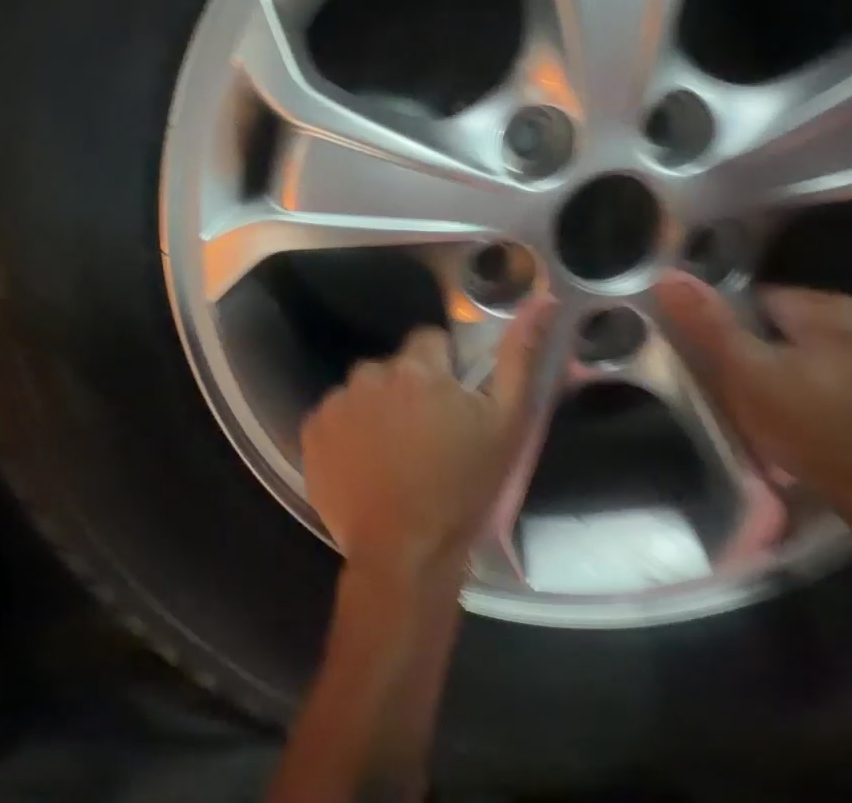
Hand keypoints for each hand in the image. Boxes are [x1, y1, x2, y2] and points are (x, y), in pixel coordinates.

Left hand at [301, 299, 556, 582]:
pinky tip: (363, 464)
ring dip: (375, 408)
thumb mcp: (507, 425)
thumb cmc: (463, 490)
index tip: (451, 406)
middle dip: (407, 388)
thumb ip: (519, 358)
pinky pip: (333, 416)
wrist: (405, 551)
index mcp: (418, 369)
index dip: (444, 371)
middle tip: (424, 436)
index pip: (429, 341)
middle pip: (392, 366)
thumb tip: (541, 299)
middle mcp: (369, 375)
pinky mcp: (311, 433)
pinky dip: (346, 431)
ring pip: (361, 390)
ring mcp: (335, 404)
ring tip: (392, 454)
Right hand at [653, 272, 851, 513]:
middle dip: (787, 348)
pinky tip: (851, 413)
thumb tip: (668, 275)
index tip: (744, 376)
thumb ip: (710, 326)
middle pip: (807, 319)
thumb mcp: (748, 381)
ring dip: (826, 361)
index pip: (766, 302)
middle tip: (774, 396)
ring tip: (812, 406)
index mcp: (834, 306)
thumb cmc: (815, 436)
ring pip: (844, 340)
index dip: (746, 338)